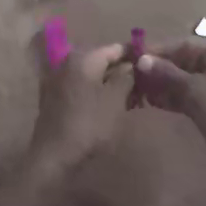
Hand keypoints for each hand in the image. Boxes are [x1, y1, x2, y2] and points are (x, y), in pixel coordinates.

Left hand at [29, 41, 133, 171]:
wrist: (54, 156)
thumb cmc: (89, 124)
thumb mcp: (115, 100)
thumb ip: (126, 77)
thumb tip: (132, 65)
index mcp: (82, 59)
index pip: (114, 48)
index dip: (134, 54)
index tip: (150, 63)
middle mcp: (66, 64)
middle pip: (101, 61)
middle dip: (123, 71)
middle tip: (144, 83)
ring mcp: (57, 81)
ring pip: (91, 76)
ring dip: (111, 83)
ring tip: (132, 97)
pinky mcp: (54, 99)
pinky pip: (81, 88)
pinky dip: (97, 92)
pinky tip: (111, 105)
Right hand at [133, 41, 205, 128]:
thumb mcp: (190, 88)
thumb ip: (166, 72)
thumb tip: (142, 59)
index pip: (184, 44)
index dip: (159, 50)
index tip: (136, 55)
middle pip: (183, 61)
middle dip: (160, 69)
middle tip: (135, 75)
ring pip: (184, 78)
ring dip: (163, 84)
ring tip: (140, 90)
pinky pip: (188, 92)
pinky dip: (172, 96)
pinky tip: (153, 102)